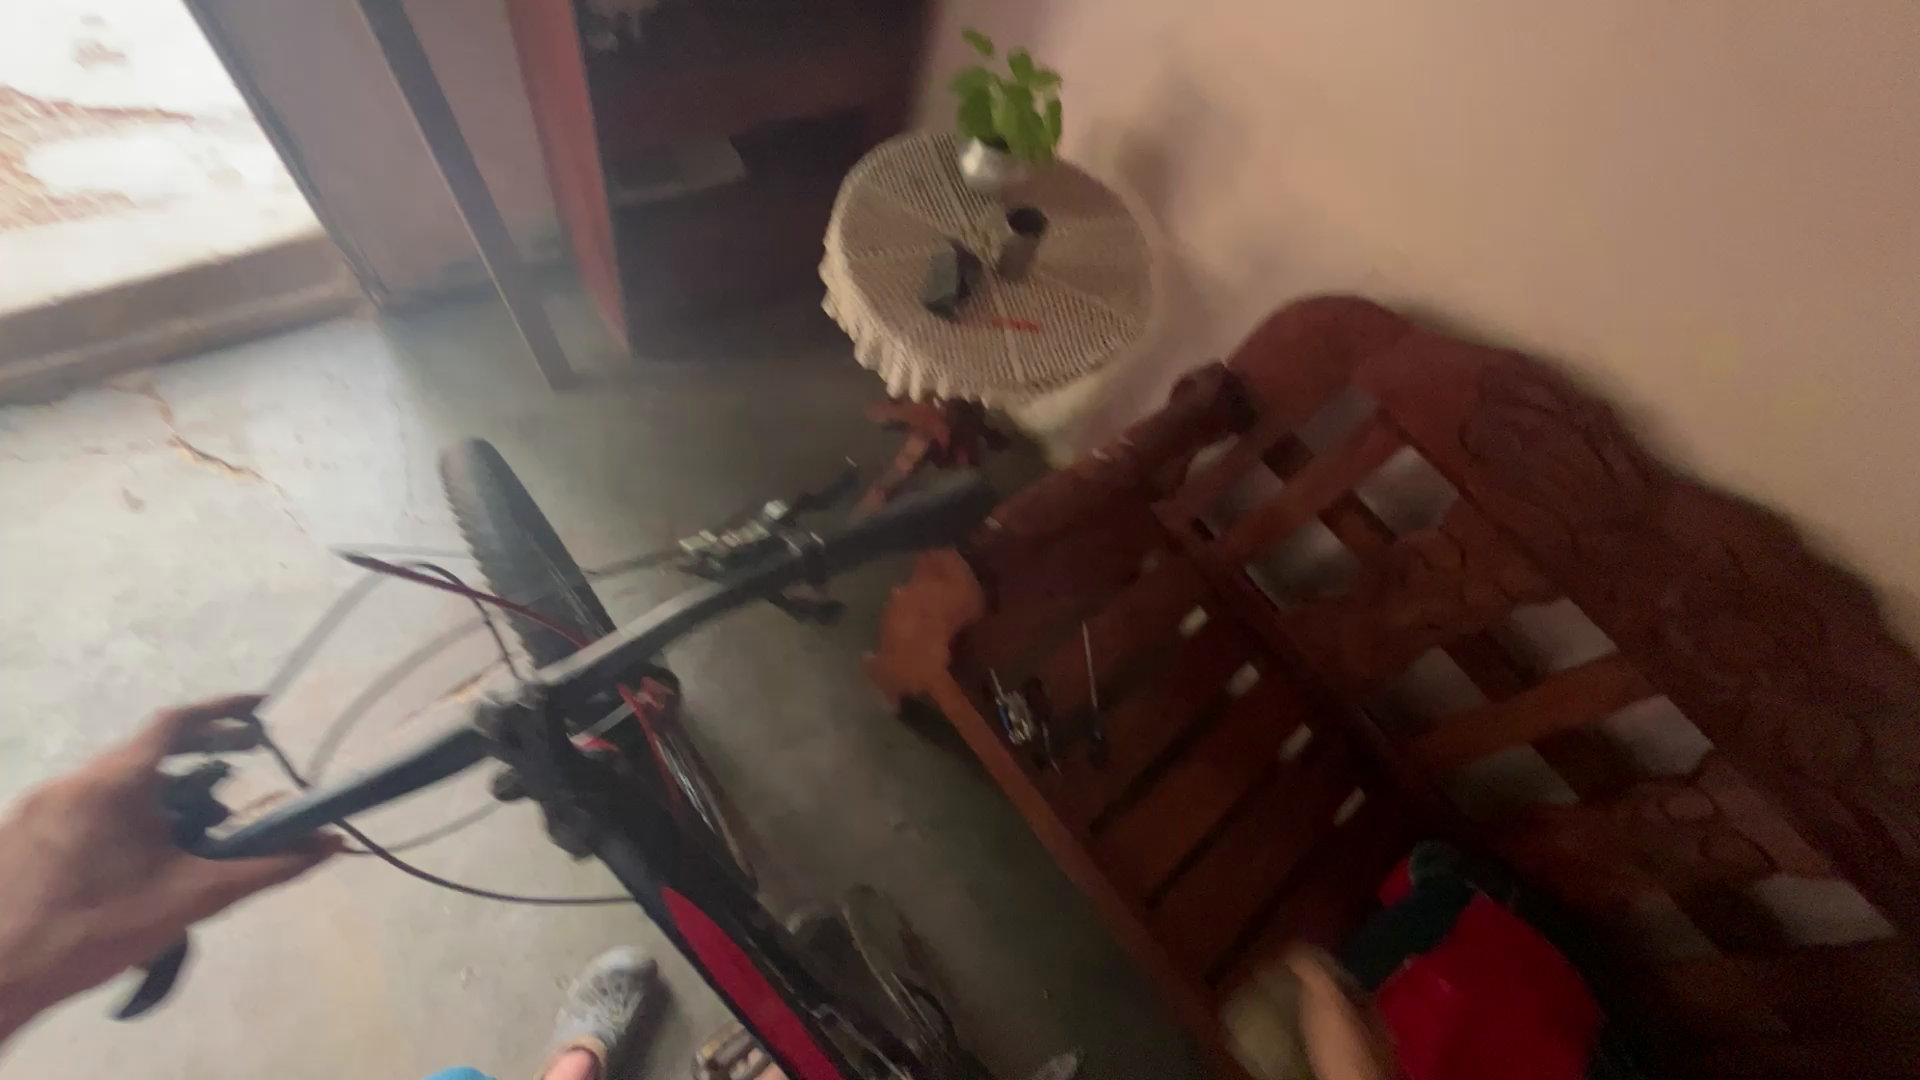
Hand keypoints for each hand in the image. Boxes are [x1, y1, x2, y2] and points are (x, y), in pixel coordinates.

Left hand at [0, 695, 340, 1037]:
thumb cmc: (95, 929)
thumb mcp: (197, 894)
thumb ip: (272, 864)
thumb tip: (332, 843)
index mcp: (114, 786)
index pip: (176, 723)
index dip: (225, 708)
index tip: (263, 705)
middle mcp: (72, 785)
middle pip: (150, 745)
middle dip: (207, 744)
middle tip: (250, 753)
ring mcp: (38, 809)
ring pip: (120, 774)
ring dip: (171, 778)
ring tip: (205, 811)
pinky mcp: (21, 834)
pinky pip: (92, 797)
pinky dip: (136, 800)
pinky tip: (154, 839)